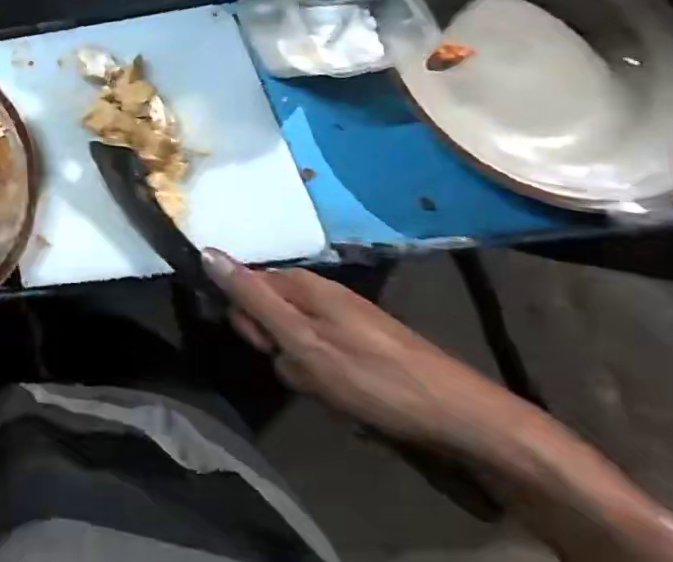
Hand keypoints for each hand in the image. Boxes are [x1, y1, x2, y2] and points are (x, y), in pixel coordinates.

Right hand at [203, 249, 529, 452]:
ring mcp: (342, 321)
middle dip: (275, 347)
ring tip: (331, 390)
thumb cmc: (374, 378)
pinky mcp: (361, 347)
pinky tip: (347, 398)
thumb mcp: (302, 340)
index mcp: (300, 284)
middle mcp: (318, 293)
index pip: (241, 284)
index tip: (263, 344)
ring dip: (302, 370)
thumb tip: (206, 251)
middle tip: (303, 369)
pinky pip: (320, 357)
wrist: (466, 420)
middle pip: (265, 314)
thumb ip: (251, 297)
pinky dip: (327, 380)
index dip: (243, 317)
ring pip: (292, 342)